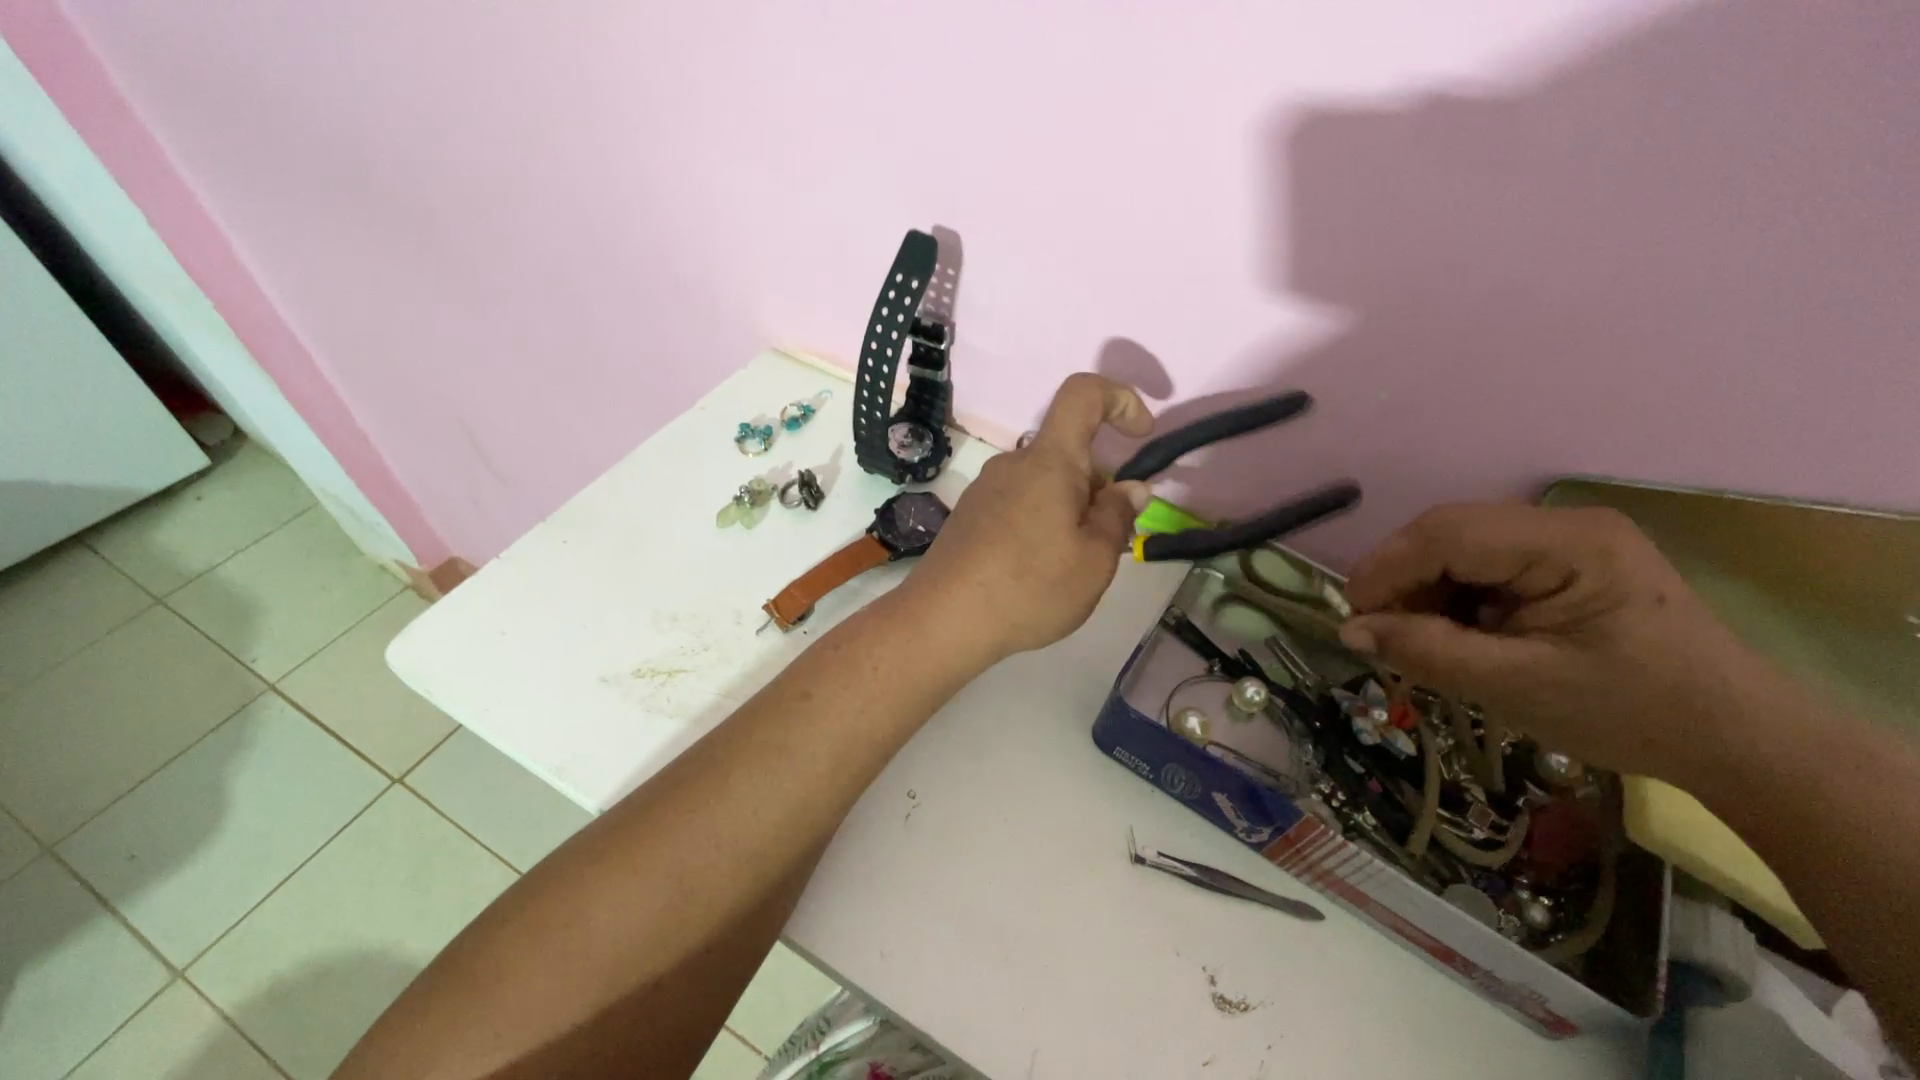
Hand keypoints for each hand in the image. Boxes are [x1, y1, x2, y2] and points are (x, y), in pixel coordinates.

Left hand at [901, 373, 1153, 662]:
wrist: (943, 620)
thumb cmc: (1029, 587)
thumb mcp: (1094, 561)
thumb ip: (1117, 517)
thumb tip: (1131, 487)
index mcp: (1049, 461)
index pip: (1083, 394)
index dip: (1120, 399)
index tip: (1141, 437)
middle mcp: (1014, 463)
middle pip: (1067, 453)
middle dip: (1097, 487)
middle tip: (1104, 545)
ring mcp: (985, 489)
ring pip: (1044, 483)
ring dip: (1068, 511)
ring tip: (1067, 568)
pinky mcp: (969, 515)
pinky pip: (1018, 504)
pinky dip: (1039, 524)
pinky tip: (1033, 573)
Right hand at [1338, 503, 1768, 781]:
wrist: (1735, 740)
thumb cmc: (1632, 714)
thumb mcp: (1518, 687)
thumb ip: (1429, 653)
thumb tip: (1351, 632)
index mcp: (1570, 543)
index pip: (1448, 533)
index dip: (1388, 569)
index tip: (1351, 618)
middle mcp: (1568, 525)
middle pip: (1452, 535)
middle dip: (1404, 581)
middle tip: (1377, 634)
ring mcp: (1571, 542)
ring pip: (1463, 550)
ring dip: (1426, 592)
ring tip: (1415, 642)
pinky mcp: (1569, 565)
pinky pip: (1488, 568)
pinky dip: (1456, 601)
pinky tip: (1454, 636)